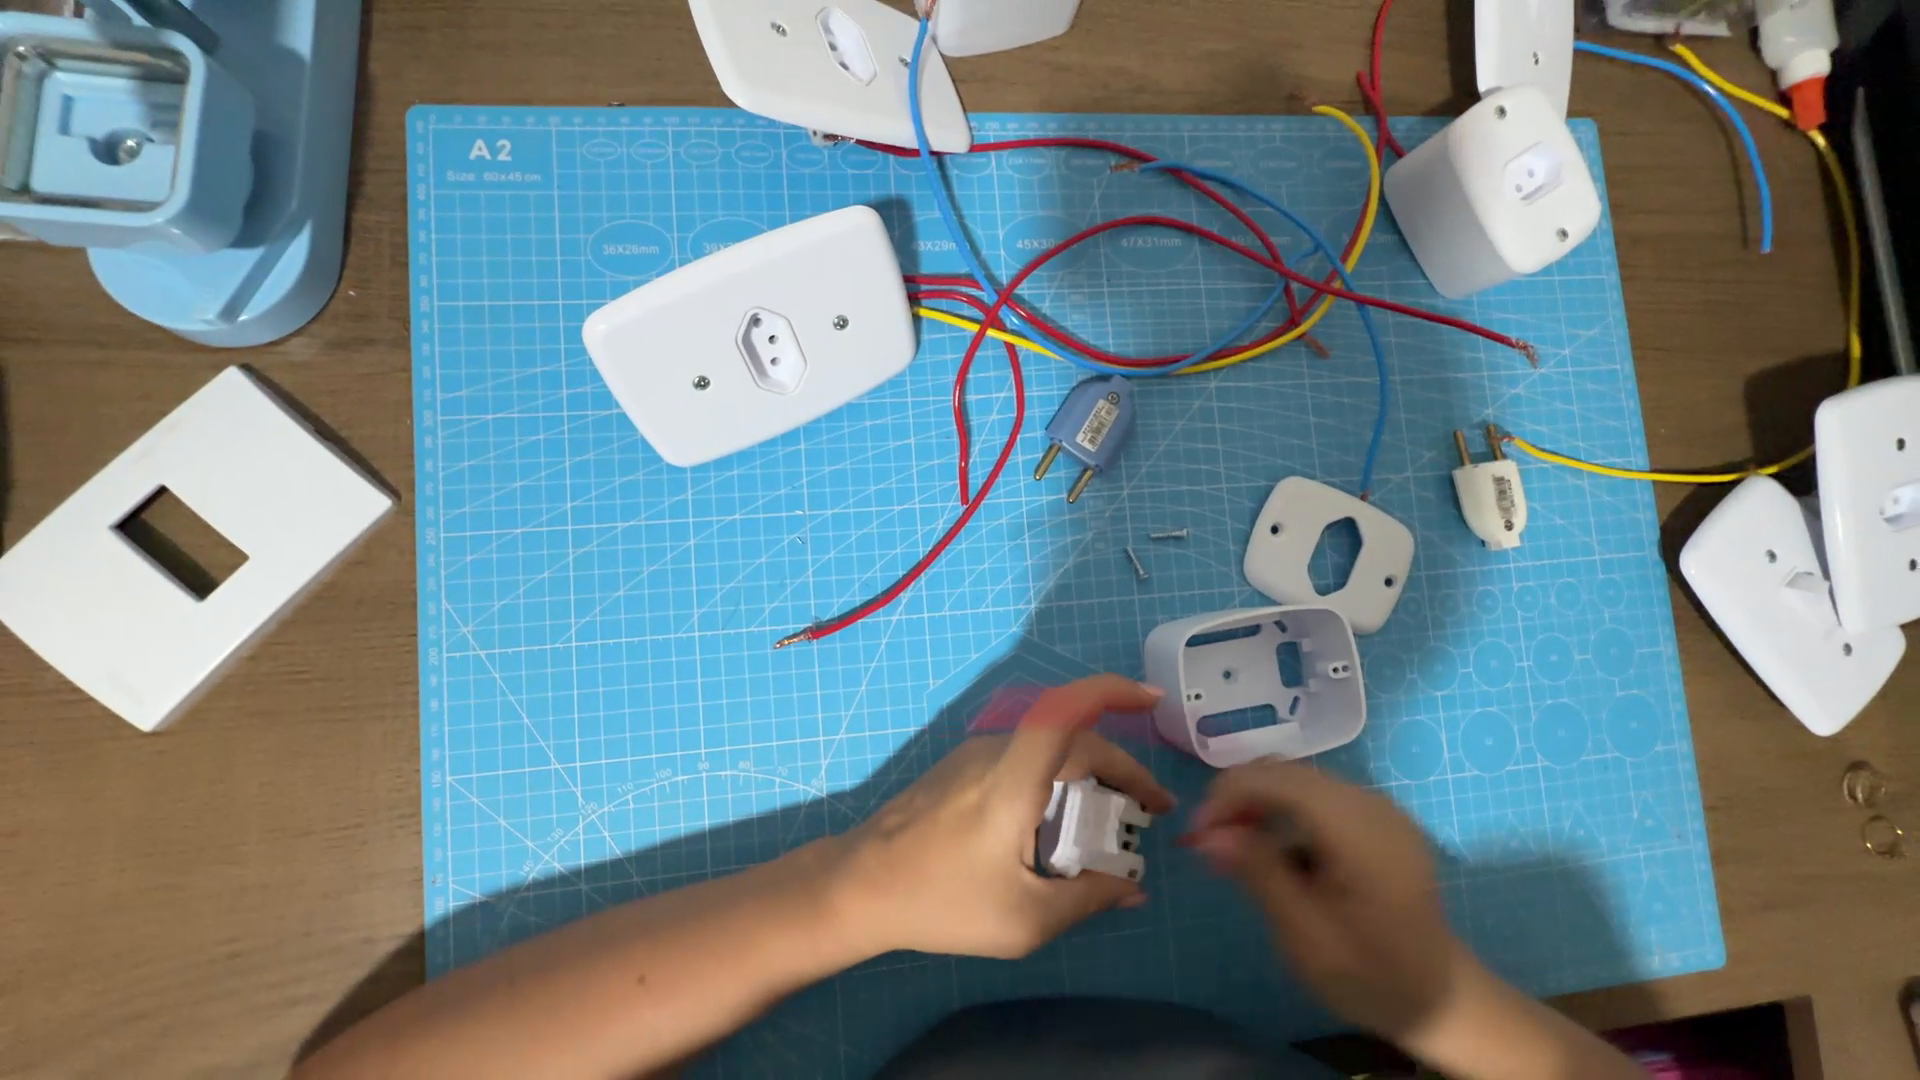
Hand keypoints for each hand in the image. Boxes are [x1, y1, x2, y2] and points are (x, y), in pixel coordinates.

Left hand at [834, 676, 1173, 960]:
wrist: (859, 886)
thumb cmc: (942, 901)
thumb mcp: (1026, 918)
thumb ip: (1089, 898)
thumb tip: (1134, 885)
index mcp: (1013, 780)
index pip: (1065, 710)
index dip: (1111, 691)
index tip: (1153, 700)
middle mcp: (995, 753)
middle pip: (1071, 738)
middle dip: (1120, 767)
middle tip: (1150, 811)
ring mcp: (973, 756)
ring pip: (1046, 750)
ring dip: (1088, 775)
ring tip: (1112, 820)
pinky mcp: (959, 768)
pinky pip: (1022, 761)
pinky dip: (1056, 779)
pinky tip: (1060, 823)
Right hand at [1185, 760, 1470, 1042]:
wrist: (1440, 999)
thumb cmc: (1371, 975)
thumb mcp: (1307, 938)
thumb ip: (1259, 876)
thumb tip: (1208, 834)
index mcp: (1359, 831)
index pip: (1278, 779)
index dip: (1228, 795)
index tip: (1196, 836)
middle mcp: (1370, 804)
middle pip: (1285, 772)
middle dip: (1237, 797)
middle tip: (1208, 842)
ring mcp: (1376, 807)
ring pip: (1295, 779)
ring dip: (1256, 802)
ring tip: (1233, 846)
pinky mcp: (1374, 818)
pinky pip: (1314, 795)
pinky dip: (1280, 810)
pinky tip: (1270, 848)